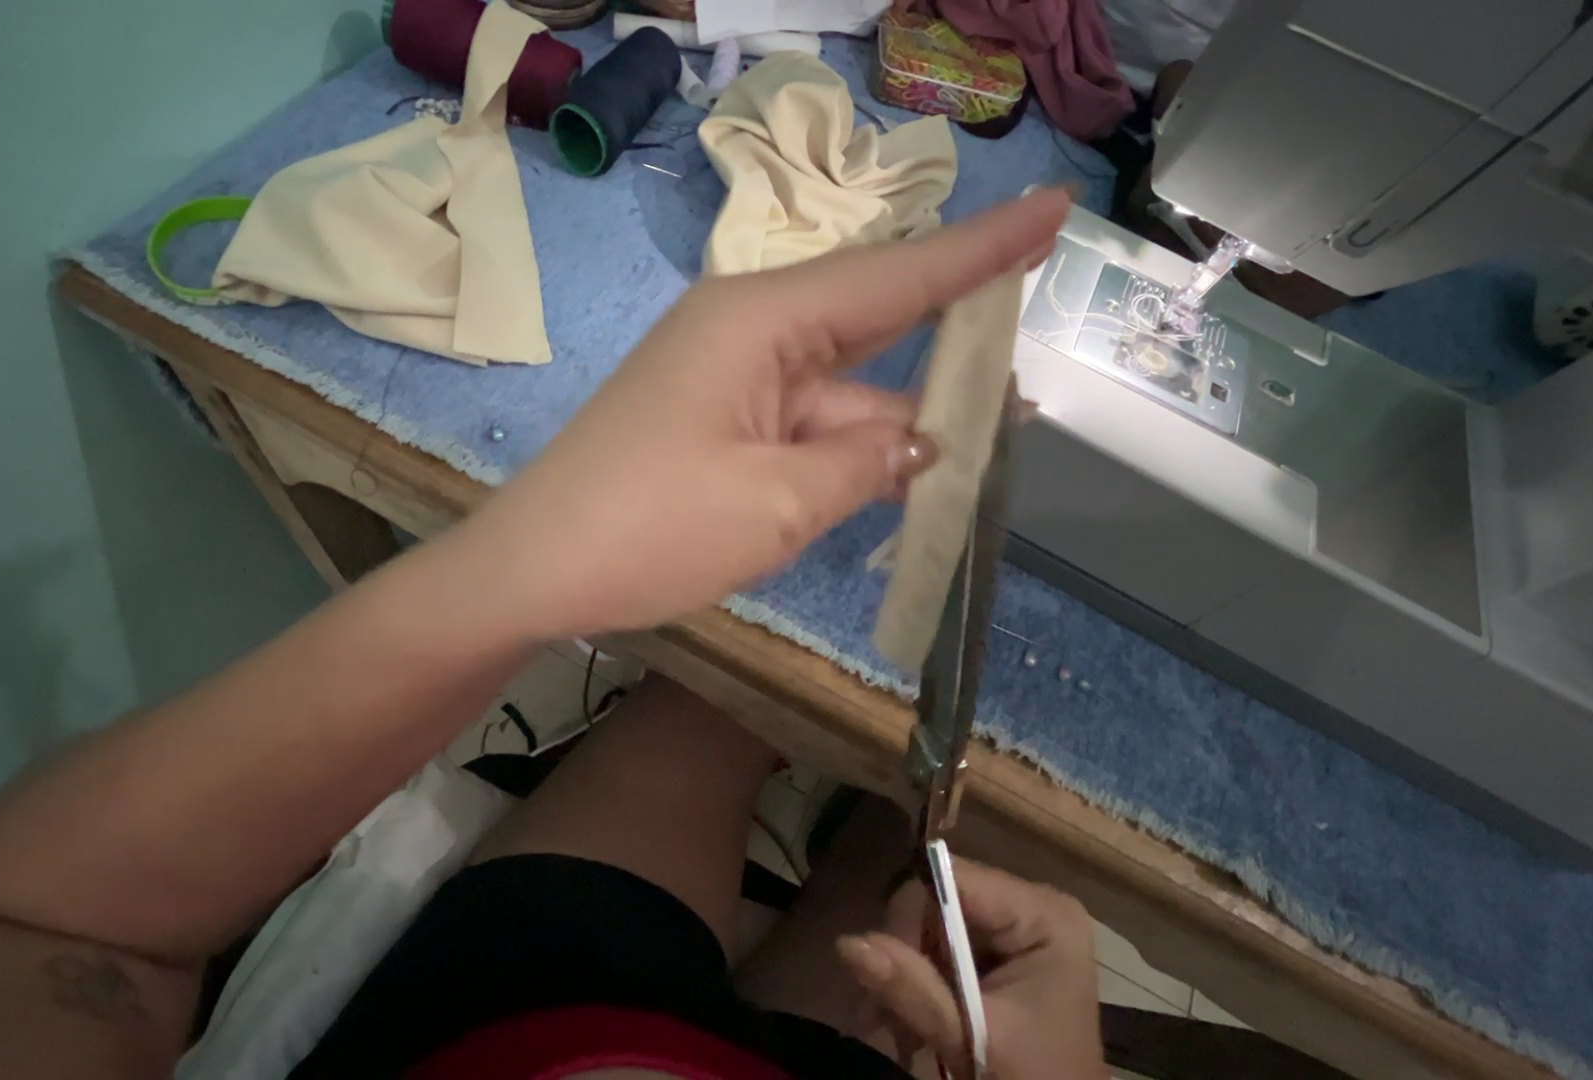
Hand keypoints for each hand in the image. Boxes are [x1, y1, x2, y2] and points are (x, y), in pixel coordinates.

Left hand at [447, 190, 1070, 640]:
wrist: (535, 571)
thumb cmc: (650, 529)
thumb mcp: (777, 503)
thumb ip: (865, 466)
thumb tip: (924, 445)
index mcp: (760, 320)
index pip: (895, 275)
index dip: (983, 248)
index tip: (1057, 208)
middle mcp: (748, 334)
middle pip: (874, 326)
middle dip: (953, 335)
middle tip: (1036, 331)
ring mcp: (731, 382)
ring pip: (844, 393)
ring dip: (905, 423)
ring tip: (1000, 431)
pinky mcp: (719, 426)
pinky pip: (807, 428)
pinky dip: (854, 454)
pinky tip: (910, 475)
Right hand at [838, 858, 1106, 1079]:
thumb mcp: (974, 1039)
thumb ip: (913, 990)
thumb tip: (846, 943)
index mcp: (1043, 914)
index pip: (953, 880)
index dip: (908, 917)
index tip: (880, 969)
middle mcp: (1031, 902)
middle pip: (938, 898)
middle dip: (903, 952)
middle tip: (879, 1011)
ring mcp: (1015, 922)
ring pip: (931, 921)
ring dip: (904, 970)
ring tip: (891, 1024)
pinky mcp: (999, 945)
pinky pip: (941, 941)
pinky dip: (918, 977)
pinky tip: (907, 1017)